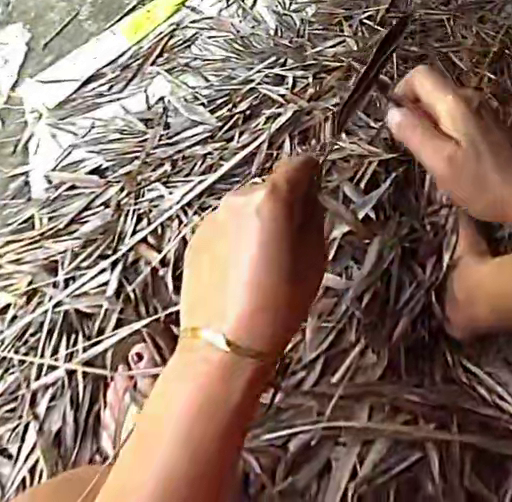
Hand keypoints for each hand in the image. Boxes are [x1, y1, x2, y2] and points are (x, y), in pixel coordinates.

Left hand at [180, 155, 327, 355]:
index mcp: (272, 197)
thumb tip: (308, 198)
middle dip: (283, 204)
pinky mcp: (195, 237)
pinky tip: (239, 270)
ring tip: (261, 260)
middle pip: (270, 187)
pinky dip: (236, 237)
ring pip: (246, 207)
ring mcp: (213, 217)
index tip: (315, 188)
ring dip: (257, 221)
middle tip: (290, 239)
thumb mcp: (315, 256)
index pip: (298, 164)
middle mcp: (239, 197)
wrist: (225, 347)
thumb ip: (313, 216)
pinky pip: (226, 226)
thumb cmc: (279, 303)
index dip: (310, 173)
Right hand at [386, 65, 511, 221]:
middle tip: (417, 146)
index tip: (399, 120)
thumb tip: (392, 112)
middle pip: (431, 88)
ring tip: (434, 156)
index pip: (420, 74)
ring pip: (442, 103)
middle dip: (416, 111)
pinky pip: (456, 115)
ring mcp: (481, 108)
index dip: (402, 91)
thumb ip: (415, 133)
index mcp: (455, 102)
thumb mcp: (440, 162)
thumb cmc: (482, 182)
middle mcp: (469, 96)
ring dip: (430, 123)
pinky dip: (446, 130)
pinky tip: (452, 157)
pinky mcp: (487, 122)